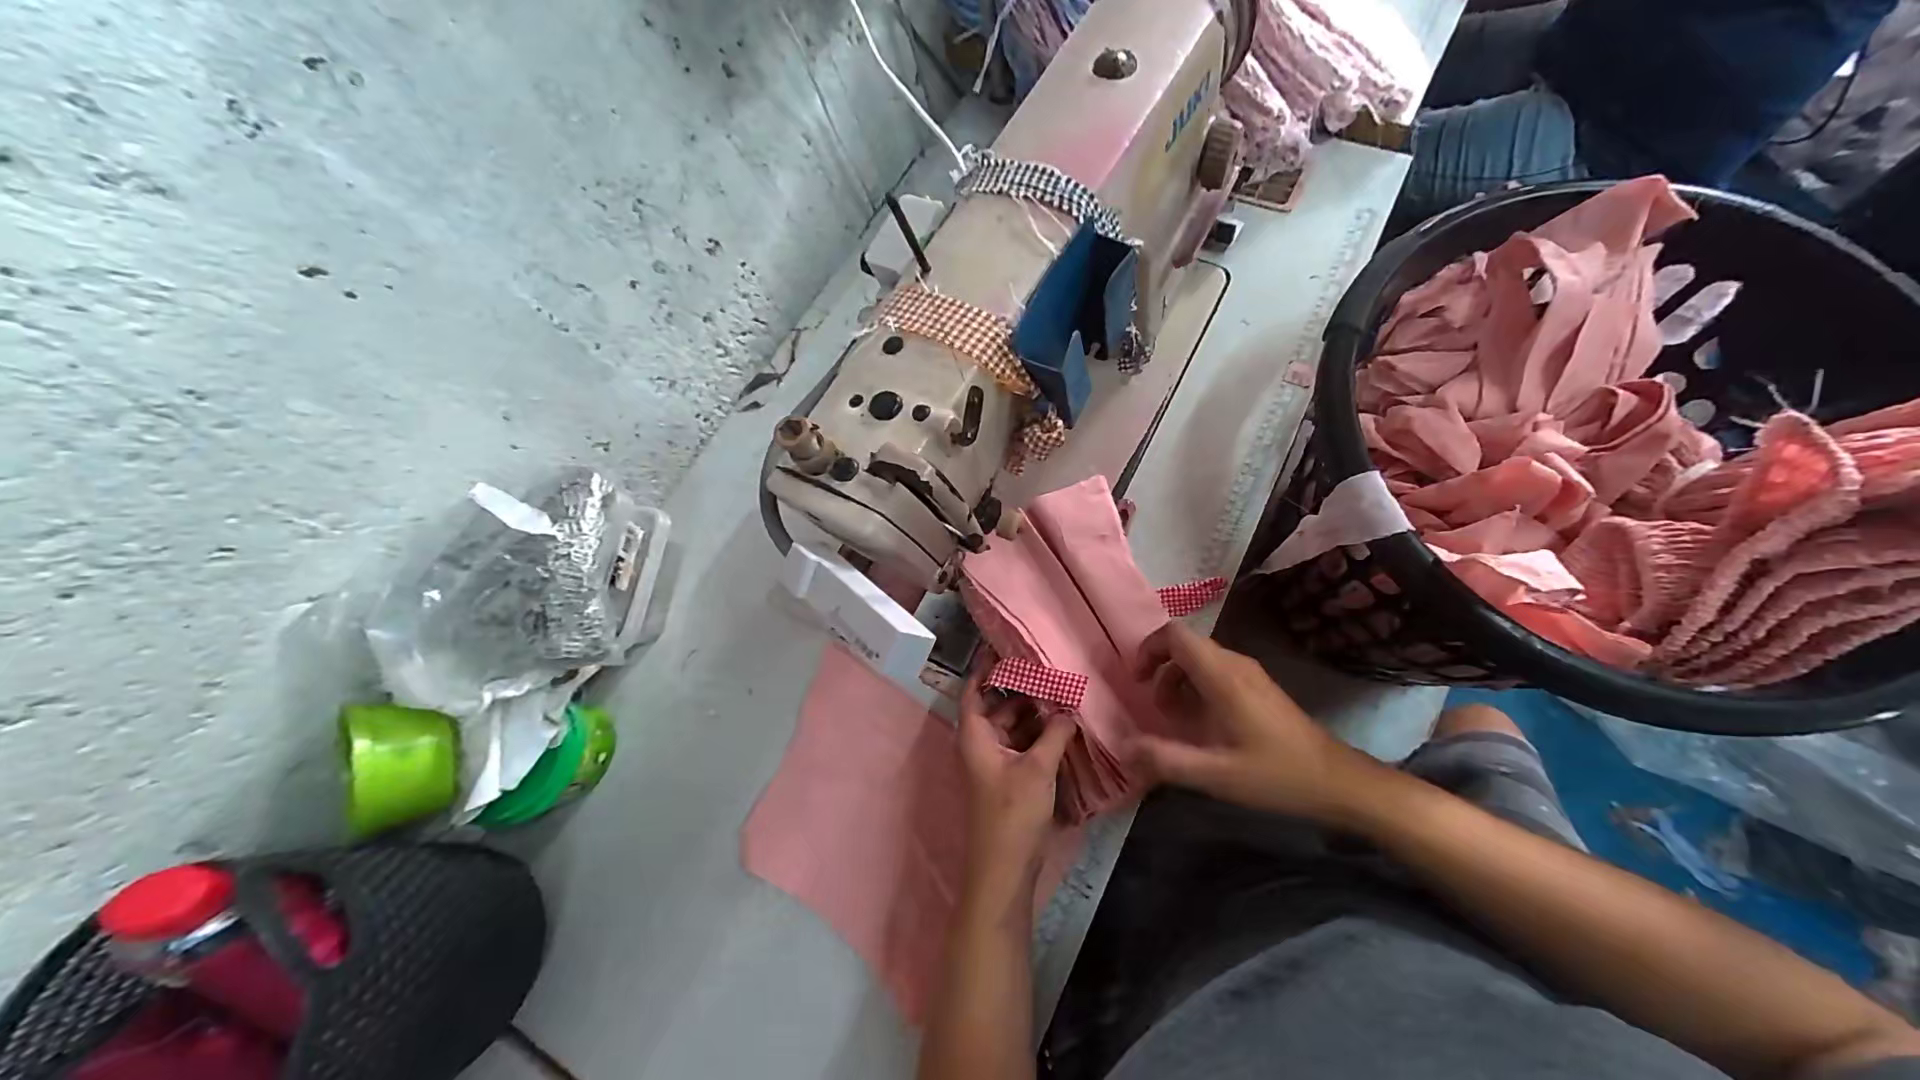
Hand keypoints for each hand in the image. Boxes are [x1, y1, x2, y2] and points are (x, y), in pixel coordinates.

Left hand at [957, 669, 1074, 894]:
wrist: (1005, 869)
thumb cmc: (1012, 812)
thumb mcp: (1037, 768)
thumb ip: (1053, 734)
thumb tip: (1068, 710)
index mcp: (975, 736)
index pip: (974, 691)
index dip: (986, 669)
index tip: (1006, 646)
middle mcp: (982, 745)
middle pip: (998, 707)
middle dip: (1022, 691)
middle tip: (1051, 671)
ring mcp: (996, 764)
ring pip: (1014, 728)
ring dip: (1035, 715)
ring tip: (1064, 695)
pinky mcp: (1011, 781)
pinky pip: (1024, 747)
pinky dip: (1039, 737)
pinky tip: (1064, 728)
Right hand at [1130, 621, 1389, 826]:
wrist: (1338, 782)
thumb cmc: (1276, 775)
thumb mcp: (1215, 774)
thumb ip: (1164, 759)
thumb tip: (1123, 747)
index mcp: (1222, 676)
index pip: (1175, 634)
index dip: (1148, 649)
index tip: (1138, 681)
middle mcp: (1235, 665)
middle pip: (1185, 644)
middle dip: (1161, 669)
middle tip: (1157, 708)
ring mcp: (1250, 674)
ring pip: (1200, 658)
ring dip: (1178, 681)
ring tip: (1177, 720)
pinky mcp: (1259, 687)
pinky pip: (1216, 671)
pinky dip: (1197, 688)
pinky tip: (1203, 725)